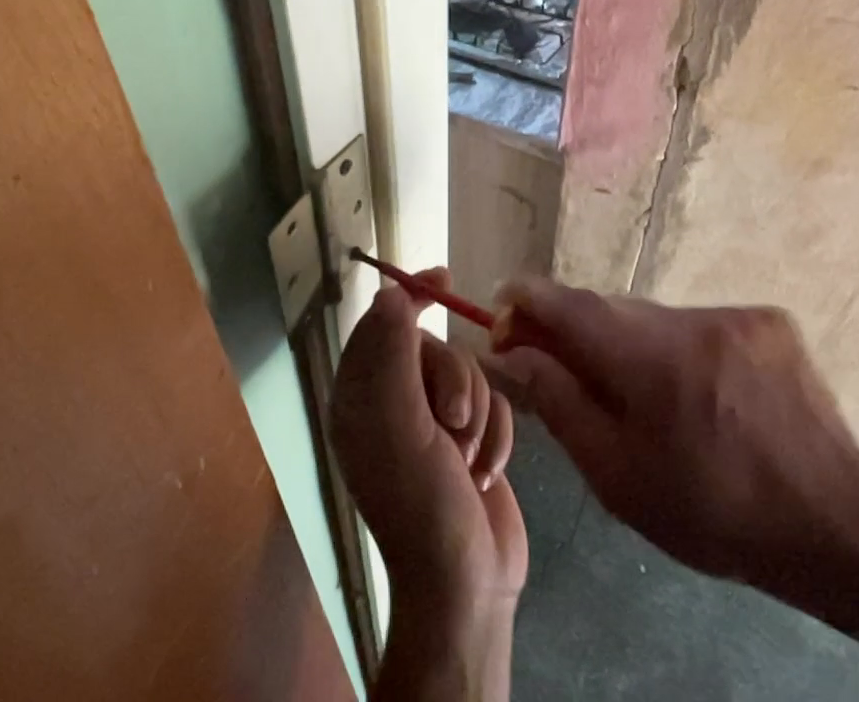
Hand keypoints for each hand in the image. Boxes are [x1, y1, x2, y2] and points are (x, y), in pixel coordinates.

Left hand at [332, 271, 525, 614]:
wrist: (467, 582)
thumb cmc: (423, 506)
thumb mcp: (401, 427)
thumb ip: (393, 356)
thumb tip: (388, 292)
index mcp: (360, 399)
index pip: (382, 327)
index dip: (410, 297)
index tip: (443, 276)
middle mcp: (392, 406)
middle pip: (436, 350)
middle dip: (455, 384)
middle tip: (453, 426)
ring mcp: (433, 425)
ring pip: (471, 376)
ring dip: (480, 417)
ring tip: (468, 461)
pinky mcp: (469, 441)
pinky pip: (495, 406)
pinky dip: (497, 436)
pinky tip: (486, 473)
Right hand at [484, 278, 858, 587]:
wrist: (836, 525)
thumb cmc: (711, 513)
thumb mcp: (615, 474)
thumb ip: (557, 402)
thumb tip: (509, 354)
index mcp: (649, 360)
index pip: (565, 302)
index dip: (523, 300)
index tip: (500, 315)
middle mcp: (691, 321)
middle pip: (606, 308)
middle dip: (571, 332)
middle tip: (554, 370)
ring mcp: (736, 316)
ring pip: (650, 317)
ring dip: (624, 345)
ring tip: (633, 397)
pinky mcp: (768, 323)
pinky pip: (693, 325)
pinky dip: (671, 349)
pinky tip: (689, 395)